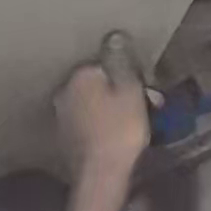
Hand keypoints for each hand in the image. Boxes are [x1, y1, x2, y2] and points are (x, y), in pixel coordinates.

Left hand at [56, 31, 151, 183]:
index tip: (146, 90)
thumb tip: (114, 35)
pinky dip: (104, 124)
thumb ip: (122, 62)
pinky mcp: (65, 137)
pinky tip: (118, 136)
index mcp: (80, 76)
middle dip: (123, 92)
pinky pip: (89, 122)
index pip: (106, 64)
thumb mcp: (130, 92)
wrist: (100, 176)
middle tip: (148, 107)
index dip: (129, 75)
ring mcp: (62, 116)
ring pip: (94, 103)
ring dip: (114, 108)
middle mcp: (64, 92)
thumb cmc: (120, 130)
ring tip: (137, 124)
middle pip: (99, 84)